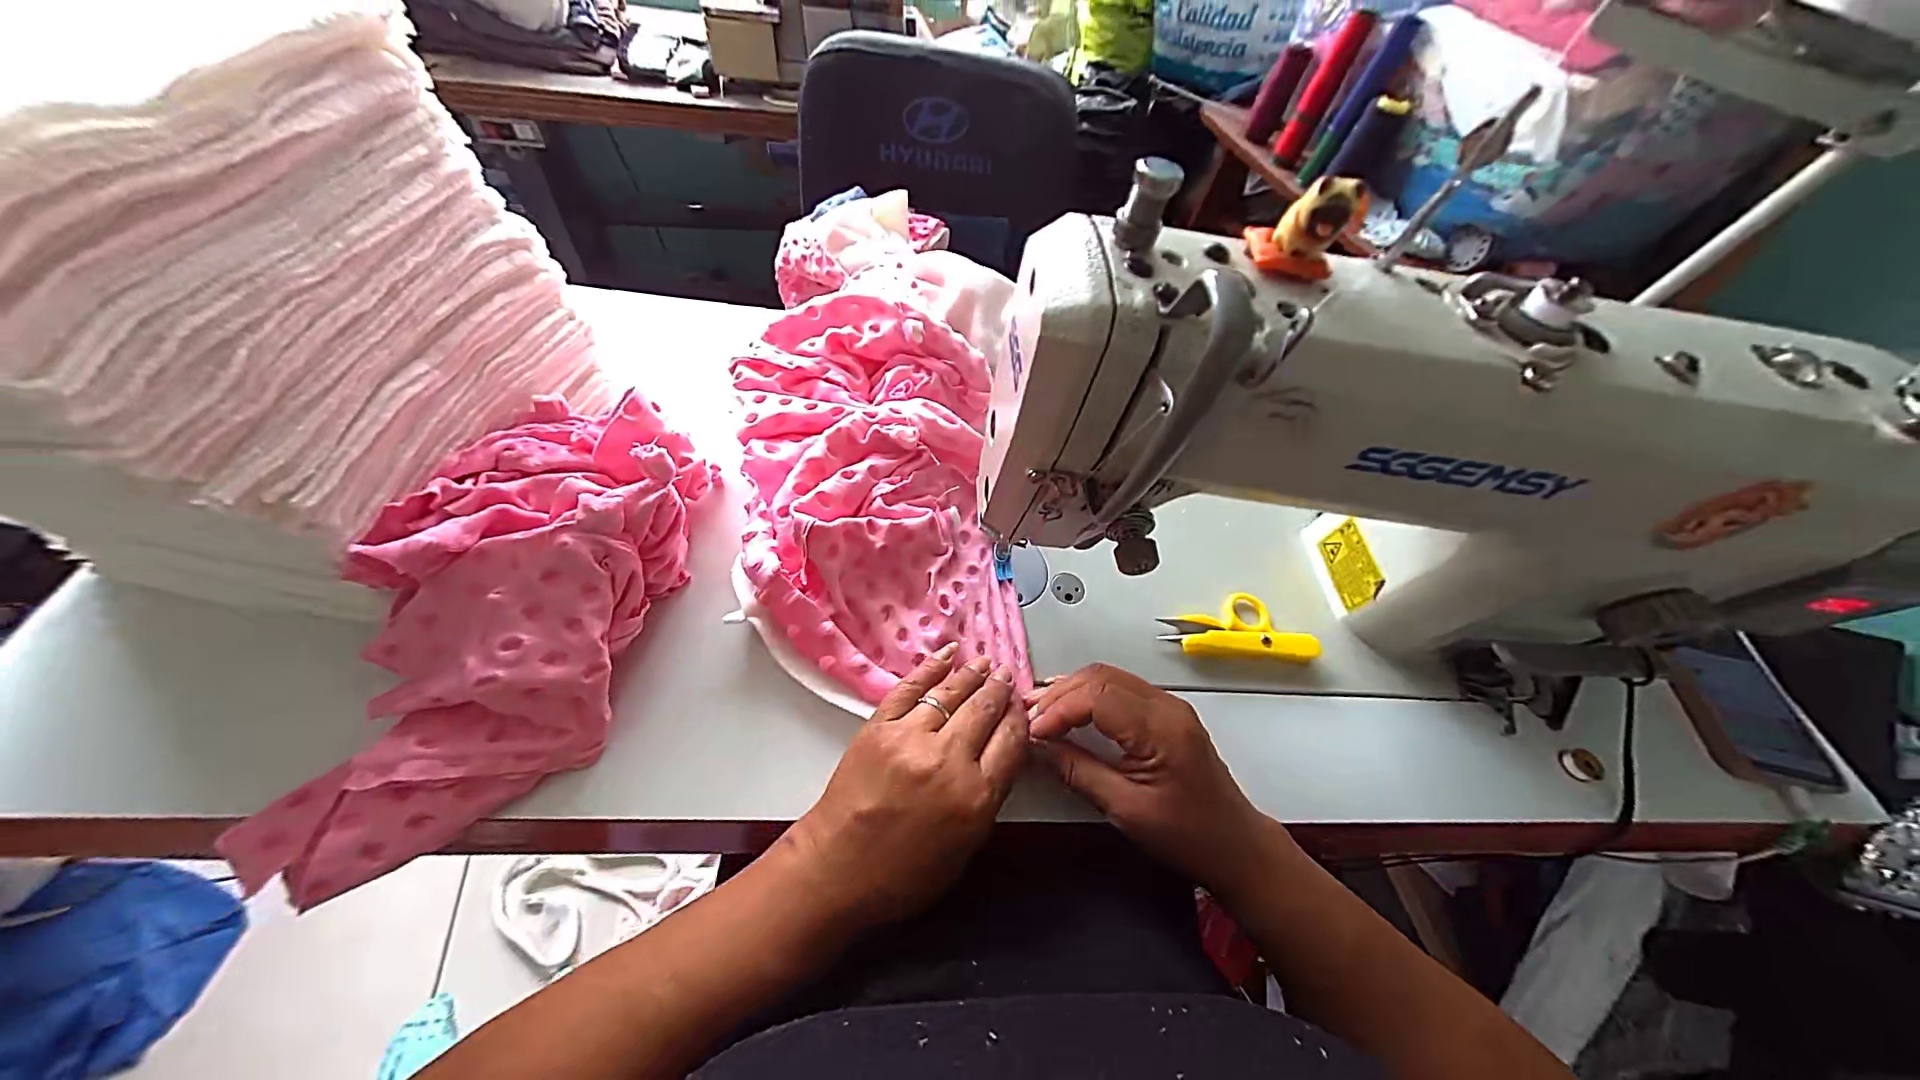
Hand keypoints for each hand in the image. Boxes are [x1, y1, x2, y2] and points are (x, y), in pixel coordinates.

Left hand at [782, 644, 1027, 929]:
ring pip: (950, 694)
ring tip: (984, 663)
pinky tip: (948, 656)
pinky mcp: (879, 727)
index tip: (1022, 704)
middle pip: (984, 711)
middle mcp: (948, 760)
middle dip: (999, 689)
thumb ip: (987, 798)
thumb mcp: (965, 847)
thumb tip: (1000, 756)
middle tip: (1006, 675)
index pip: (1011, 740)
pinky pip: (910, 688)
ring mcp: (910, 738)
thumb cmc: (902, 874)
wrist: (837, 870)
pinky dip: (931, 668)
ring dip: (971, 675)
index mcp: (975, 796)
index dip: (1020, 717)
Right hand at [1027, 663, 1292, 898]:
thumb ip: (1078, 771)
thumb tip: (1038, 746)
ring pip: (1109, 677)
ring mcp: (1169, 705)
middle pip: (1101, 677)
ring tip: (1041, 711)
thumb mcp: (1124, 809)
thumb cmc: (1186, 835)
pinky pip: (1120, 689)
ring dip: (1072, 690)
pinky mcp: (1167, 712)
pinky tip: (1070, 711)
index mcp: (1160, 728)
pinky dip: (1090, 695)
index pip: (1097, 696)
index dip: (1058, 708)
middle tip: (1028, 714)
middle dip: (1059, 693)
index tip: (1033, 730)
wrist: (1236, 846)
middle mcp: (1167, 705)